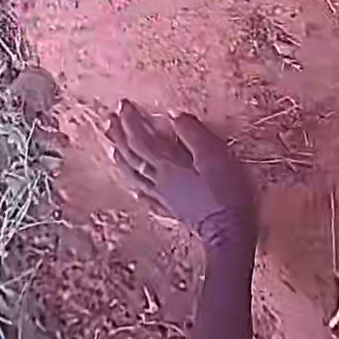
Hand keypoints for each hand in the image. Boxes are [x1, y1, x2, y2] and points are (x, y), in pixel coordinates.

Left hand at [108, 101, 257, 251]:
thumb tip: (173, 115)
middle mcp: (158, 181)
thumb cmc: (224, 191)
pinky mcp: (170, 209)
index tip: (123, 104)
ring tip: (112, 146)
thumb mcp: (213, 155)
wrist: (228, 233)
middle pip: (131, 157)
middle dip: (119, 136)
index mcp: (167, 166)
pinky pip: (144, 194)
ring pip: (133, 175)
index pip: (140, 140)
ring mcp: (162, 197)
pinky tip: (133, 185)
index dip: (130, 121)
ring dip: (121, 157)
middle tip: (110, 119)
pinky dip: (134, 184)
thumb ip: (192, 133)